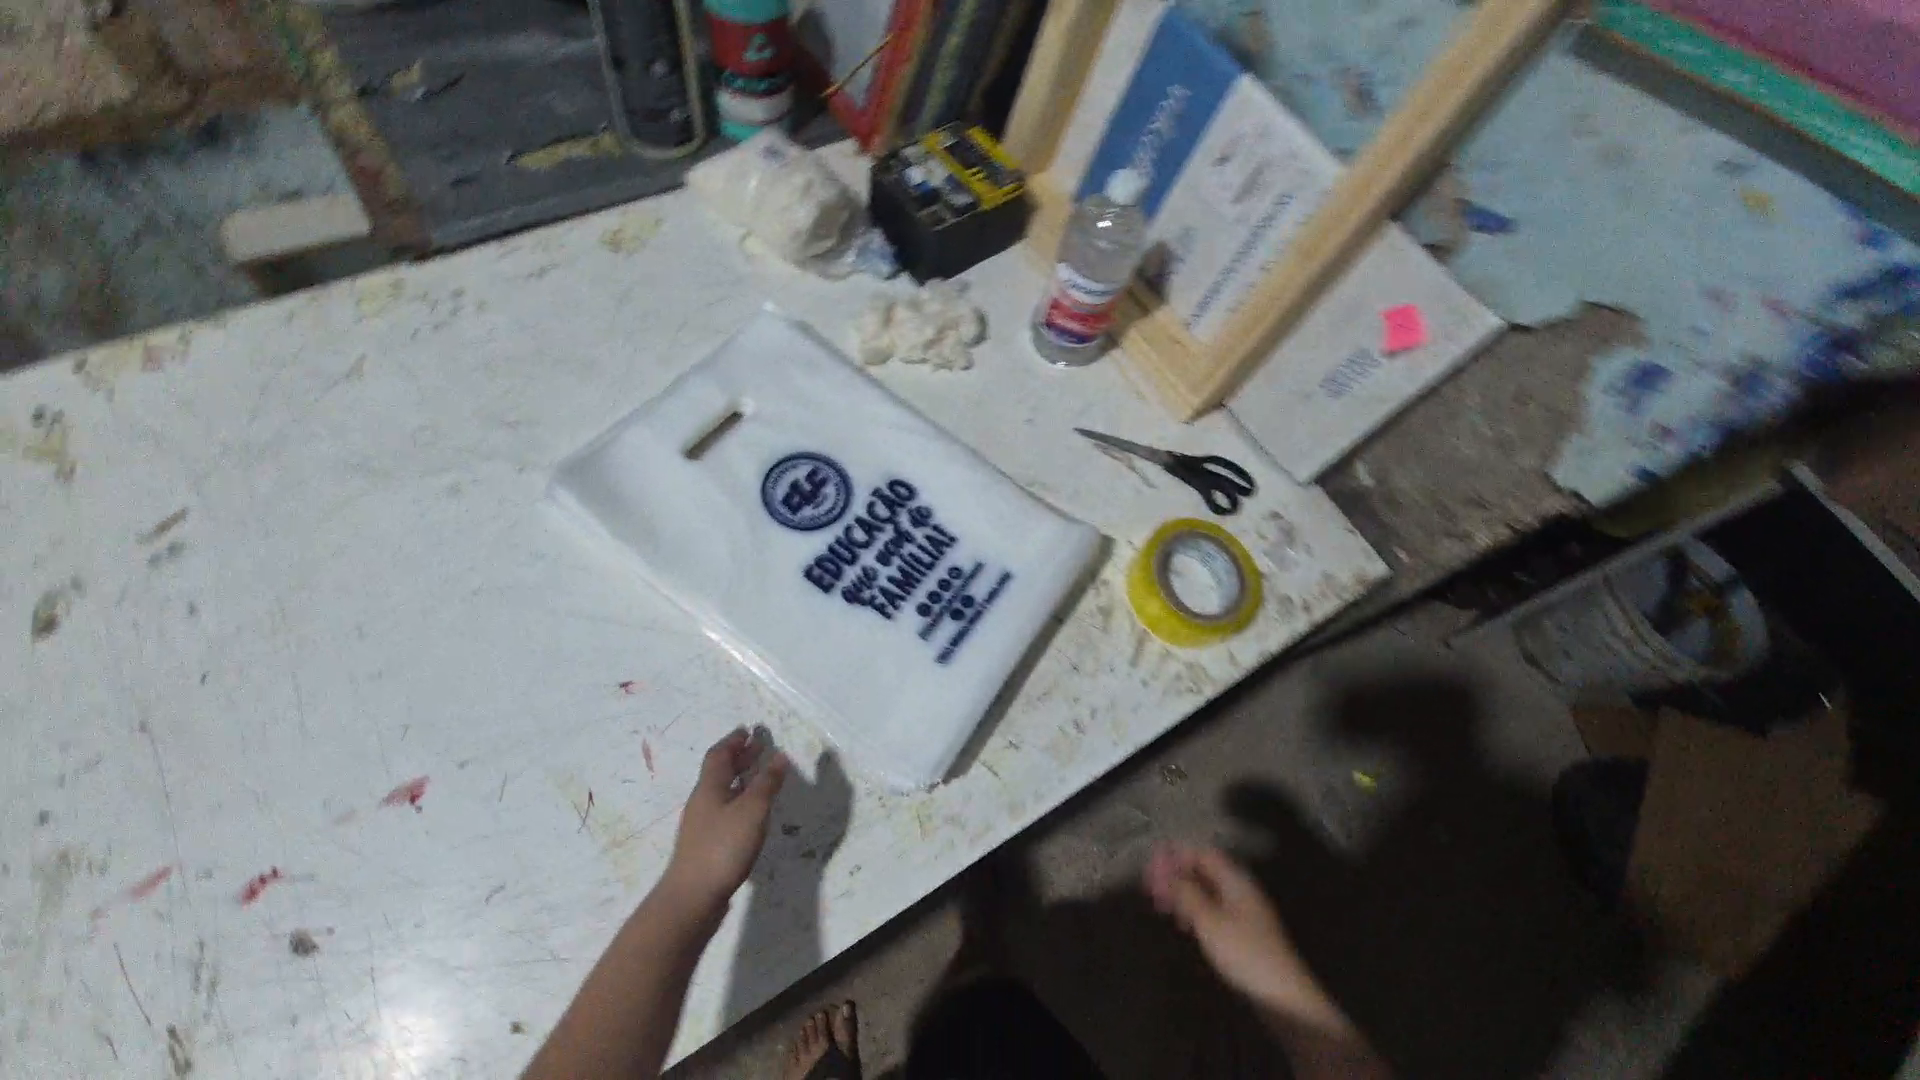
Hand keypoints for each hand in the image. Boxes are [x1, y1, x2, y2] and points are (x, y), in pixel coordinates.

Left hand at [664, 729, 787, 912]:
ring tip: (760, 775)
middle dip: (739, 757)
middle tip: (758, 746)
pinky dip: (739, 800)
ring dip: (740, 778)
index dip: (734, 741)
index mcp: (710, 787)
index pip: (719, 755)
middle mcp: (703, 801)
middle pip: (719, 771)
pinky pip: (724, 809)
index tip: (748, 731)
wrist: (692, 897)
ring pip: (722, 791)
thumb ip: (767, 783)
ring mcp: (702, 824)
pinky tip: (750, 812)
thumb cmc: (723, 847)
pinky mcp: (706, 844)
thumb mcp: (752, 810)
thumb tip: (779, 756)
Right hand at [1143, 845, 1337, 1023]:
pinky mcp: (1241, 931)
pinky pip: (1212, 908)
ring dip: (1182, 893)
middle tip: (1151, 888)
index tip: (1152, 865)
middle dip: (1176, 875)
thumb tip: (1165, 869)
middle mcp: (1240, 889)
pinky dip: (1193, 910)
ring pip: (1206, 890)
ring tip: (1161, 906)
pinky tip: (1183, 924)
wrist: (1281, 995)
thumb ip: (1186, 892)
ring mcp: (1242, 910)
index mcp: (1235, 880)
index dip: (1177, 855)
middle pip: (1203, 871)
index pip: (1202, 853)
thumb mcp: (1209, 919)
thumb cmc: (1244, 952)